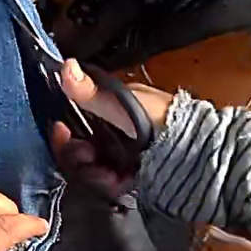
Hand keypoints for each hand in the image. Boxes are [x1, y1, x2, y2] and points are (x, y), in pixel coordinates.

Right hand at [49, 58, 172, 200]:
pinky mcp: (134, 175)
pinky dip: (112, 185)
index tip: (62, 135)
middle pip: (82, 152)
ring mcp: (124, 155)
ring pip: (94, 170)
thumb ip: (88, 90)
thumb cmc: (153, 116)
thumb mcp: (117, 102)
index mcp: (109, 111)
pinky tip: (119, 183)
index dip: (64, 134)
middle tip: (88, 161)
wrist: (188, 145)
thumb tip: (65, 65)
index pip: (75, 126)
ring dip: (94, 175)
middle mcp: (114, 133)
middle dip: (79, 159)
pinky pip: (112, 184)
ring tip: (108, 177)